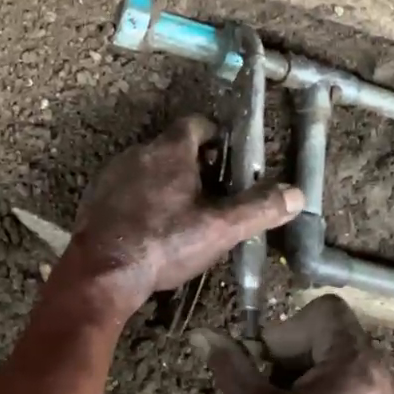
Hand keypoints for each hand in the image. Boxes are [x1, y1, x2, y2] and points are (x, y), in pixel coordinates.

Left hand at [61, 114, 302, 319]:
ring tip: (185, 212)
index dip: (214, 135)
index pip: (196, 123)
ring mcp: (114, 171)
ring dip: (167, 180)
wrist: (102, 269)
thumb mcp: (219, 229)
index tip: (227, 156)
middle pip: (173, 145)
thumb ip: (258, 209)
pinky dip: (142, 196)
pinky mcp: (97, 193)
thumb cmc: (164, 243)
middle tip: (214, 191)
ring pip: (149, 166)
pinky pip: (127, 185)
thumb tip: (296, 194)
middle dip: (194, 163)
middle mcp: (139, 151)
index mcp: (170, 150)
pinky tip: (152, 226)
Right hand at [193, 295, 393, 393]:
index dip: (291, 330)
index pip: (325, 310)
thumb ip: (233, 368)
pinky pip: (361, 391)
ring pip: (344, 364)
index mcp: (359, 368)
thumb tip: (202, 333)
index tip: (273, 366)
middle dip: (297, 359)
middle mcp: (388, 378)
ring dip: (313, 380)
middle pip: (333, 337)